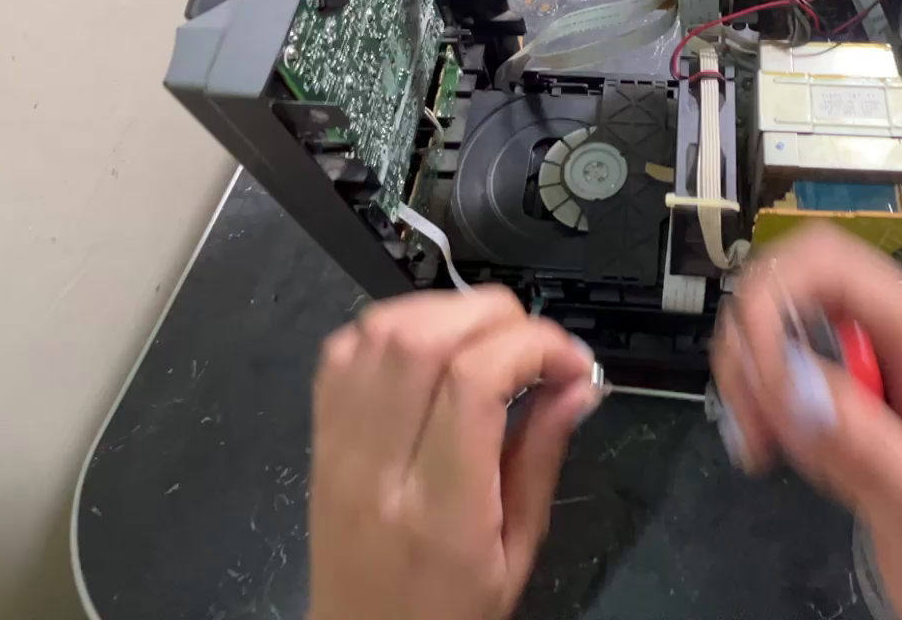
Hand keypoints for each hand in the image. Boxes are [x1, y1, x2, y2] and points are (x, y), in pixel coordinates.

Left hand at [308, 287, 602, 619]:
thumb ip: (544, 456)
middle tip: (532, 344)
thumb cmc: (450, 609)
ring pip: (383, 330)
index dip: (534, 346)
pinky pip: (347, 345)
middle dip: (495, 315)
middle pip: (425, 340)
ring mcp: (338, 444)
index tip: (572, 361)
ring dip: (448, 311)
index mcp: (438, 509)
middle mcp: (377, 466)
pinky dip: (398, 324)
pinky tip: (433, 345)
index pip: (475, 382)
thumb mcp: (518, 551)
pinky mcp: (319, 431)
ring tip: (487, 338)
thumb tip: (581, 382)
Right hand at [711, 224, 901, 619]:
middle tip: (750, 415)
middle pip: (798, 280)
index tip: (755, 371)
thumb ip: (871, 452)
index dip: (778, 295)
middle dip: (755, 333)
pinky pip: (783, 370)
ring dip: (750, 372)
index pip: (837, 265)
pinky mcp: (849, 401)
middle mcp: (897, 339)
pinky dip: (758, 399)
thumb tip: (787, 383)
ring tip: (759, 445)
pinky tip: (772, 451)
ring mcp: (871, 368)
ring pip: (780, 322)